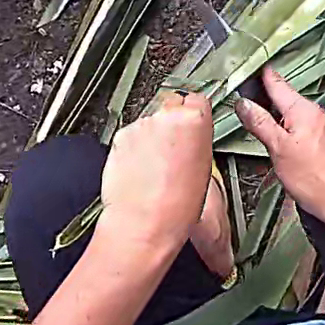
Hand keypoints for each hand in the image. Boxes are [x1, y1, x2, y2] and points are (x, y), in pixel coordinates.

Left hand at [93, 92, 214, 262]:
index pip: (197, 100)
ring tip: (156, 166)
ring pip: (150, 122)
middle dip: (171, 123)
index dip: (194, 114)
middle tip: (173, 149)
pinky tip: (140, 169)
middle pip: (171, 106)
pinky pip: (131, 136)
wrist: (143, 224)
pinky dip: (134, 148)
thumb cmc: (176, 206)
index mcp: (194, 121)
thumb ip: (198, 142)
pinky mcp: (120, 136)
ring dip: (152, 137)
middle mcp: (166, 117)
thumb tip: (192, 139)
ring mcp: (141, 125)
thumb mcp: (205, 170)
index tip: (191, 124)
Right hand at [233, 68, 324, 225]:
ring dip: (283, 120)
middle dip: (269, 102)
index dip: (261, 75)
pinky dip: (297, 132)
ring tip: (268, 133)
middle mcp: (319, 113)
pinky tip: (292, 149)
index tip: (250, 68)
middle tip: (249, 105)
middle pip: (287, 100)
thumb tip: (243, 104)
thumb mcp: (278, 149)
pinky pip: (311, 129)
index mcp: (303, 109)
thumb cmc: (315, 179)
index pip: (277, 83)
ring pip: (299, 116)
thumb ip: (259, 123)